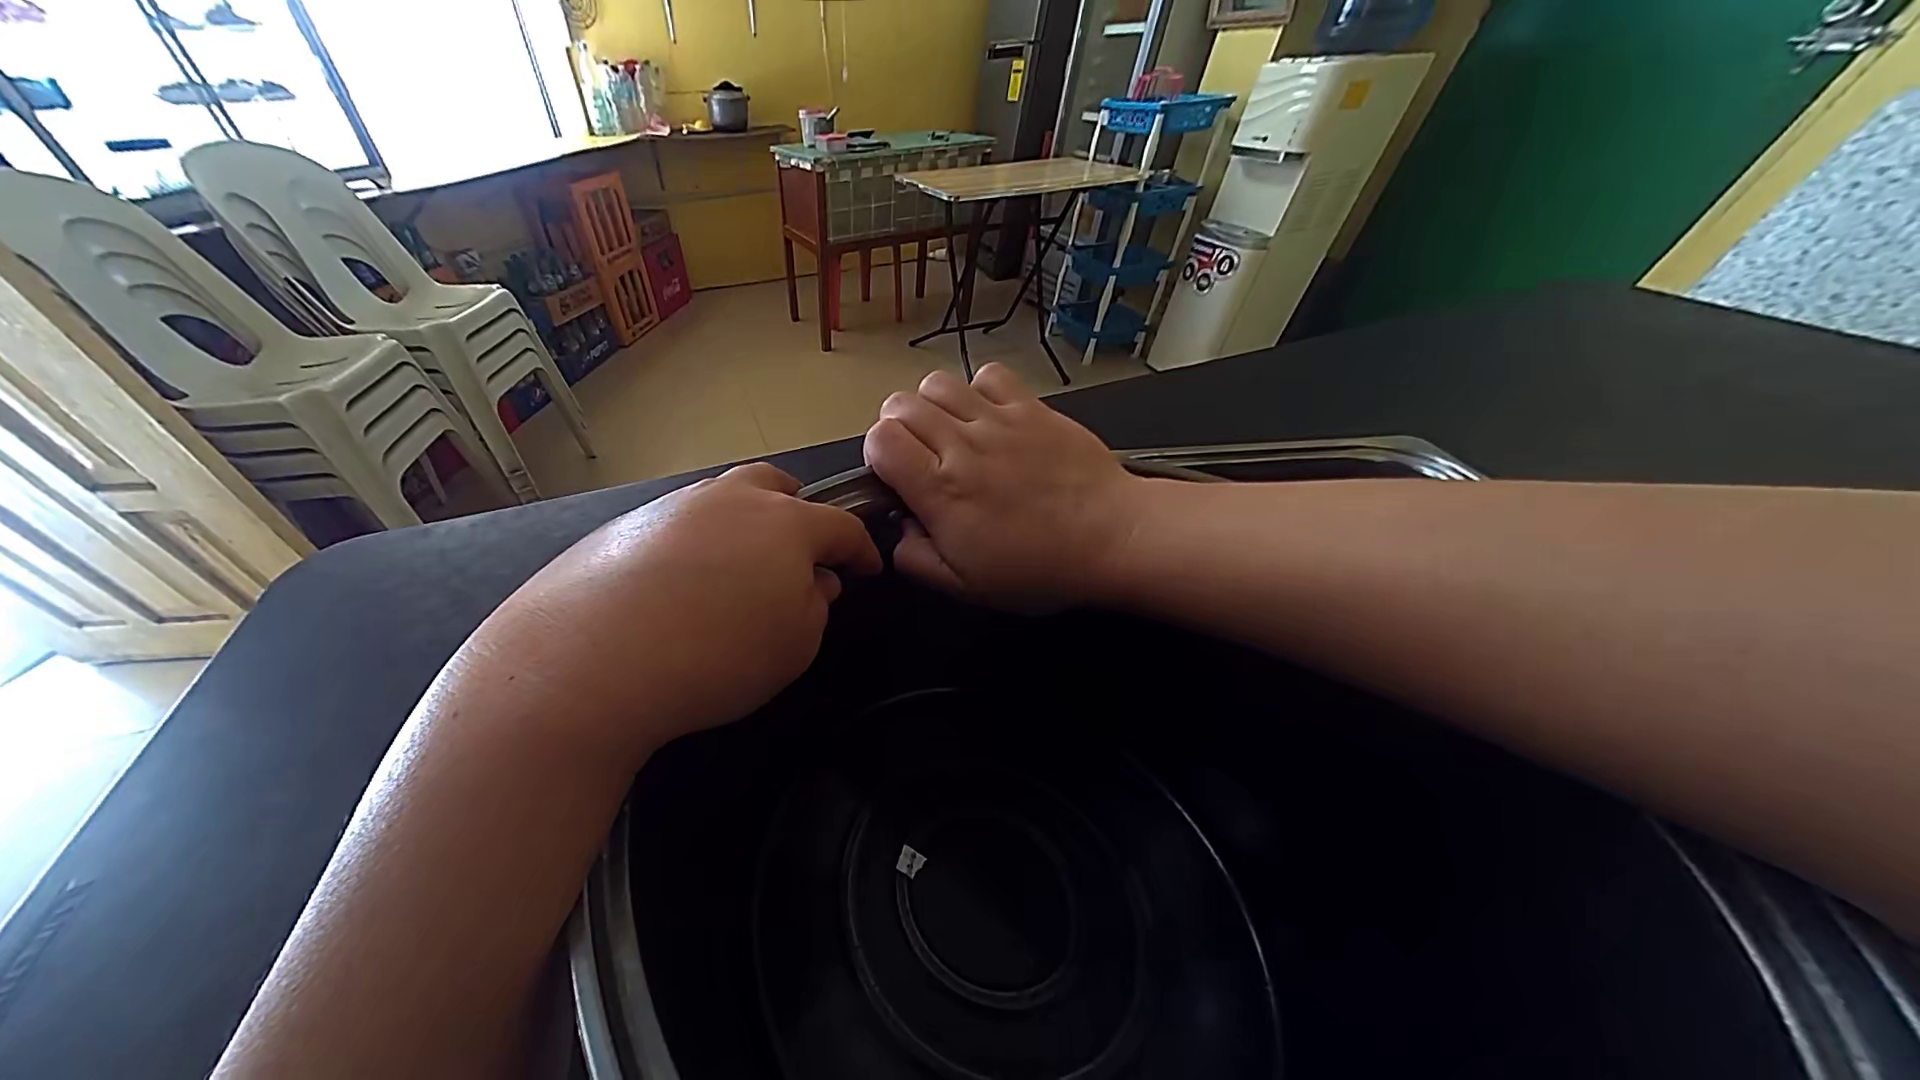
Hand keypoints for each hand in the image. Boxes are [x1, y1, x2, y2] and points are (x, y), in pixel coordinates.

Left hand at [454, 463, 880, 760]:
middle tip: (799, 551)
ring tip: (736, 569)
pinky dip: (693, 544)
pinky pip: (676, 524)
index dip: (861, 549)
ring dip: (743, 523)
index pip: (842, 526)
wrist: (583, 662)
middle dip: (799, 512)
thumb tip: (816, 581)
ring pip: (723, 498)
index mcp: (785, 522)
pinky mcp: (621, 527)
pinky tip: (677, 587)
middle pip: (778, 486)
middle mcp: (730, 499)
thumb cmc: (715, 655)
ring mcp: (672, 507)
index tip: (867, 569)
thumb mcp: (795, 645)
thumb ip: (818, 605)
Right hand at [863, 364, 1146, 611]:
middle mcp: (964, 447)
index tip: (893, 473)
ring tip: (950, 433)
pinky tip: (989, 417)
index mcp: (942, 492)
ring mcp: (999, 421)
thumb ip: (918, 560)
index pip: (880, 439)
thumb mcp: (968, 587)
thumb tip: (900, 534)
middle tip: (918, 454)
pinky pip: (988, 376)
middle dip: (897, 426)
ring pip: (937, 383)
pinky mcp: (1031, 408)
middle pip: (900, 404)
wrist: (1112, 537)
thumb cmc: (1044, 567)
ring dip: (932, 405)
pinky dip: (979, 390)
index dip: (876, 452)